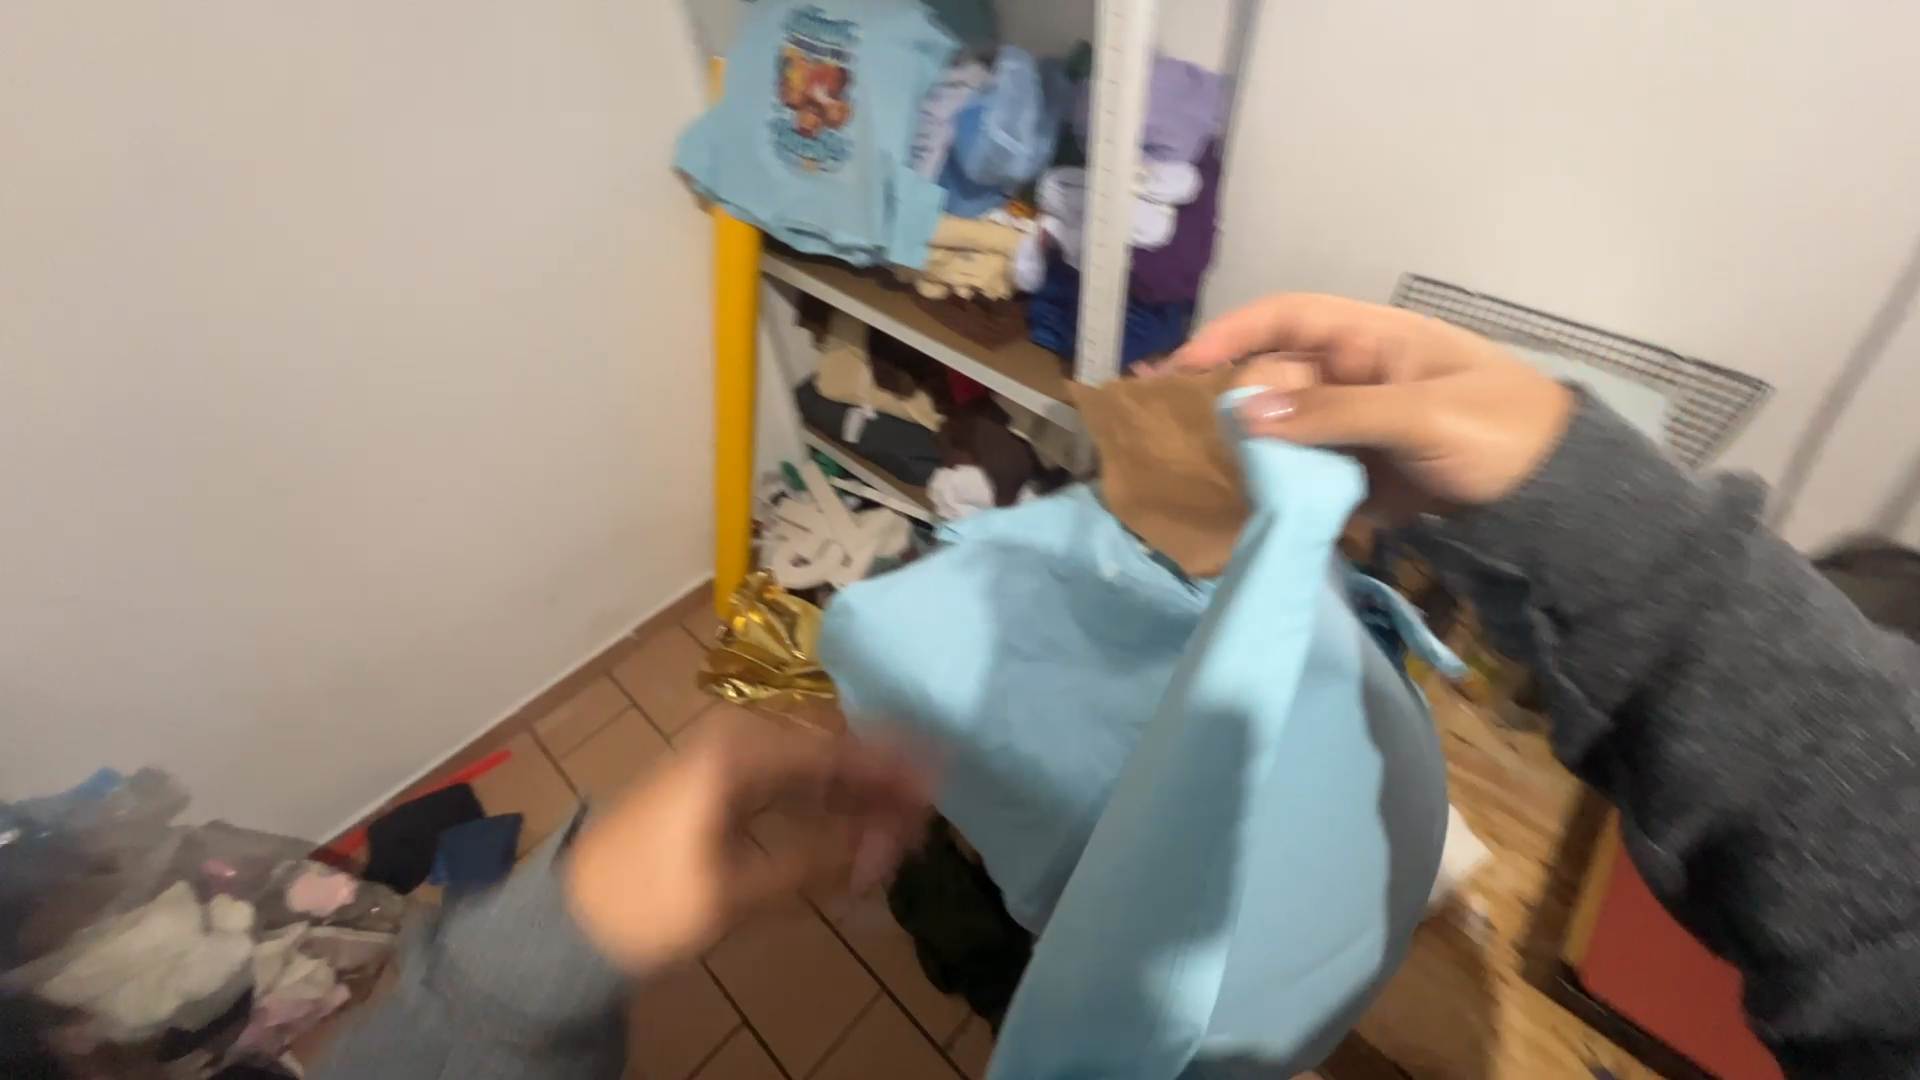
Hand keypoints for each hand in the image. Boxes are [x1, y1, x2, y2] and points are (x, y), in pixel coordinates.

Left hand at [564, 720, 930, 972]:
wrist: (571, 914)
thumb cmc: (646, 902)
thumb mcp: (731, 893)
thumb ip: (813, 861)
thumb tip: (883, 844)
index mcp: (739, 753)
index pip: (835, 751)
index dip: (890, 768)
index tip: (937, 780)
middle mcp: (741, 737)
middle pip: (832, 748)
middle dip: (881, 780)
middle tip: (923, 812)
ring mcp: (733, 752)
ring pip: (817, 761)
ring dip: (859, 791)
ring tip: (900, 821)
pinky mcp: (729, 774)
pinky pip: (795, 776)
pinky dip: (828, 798)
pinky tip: (855, 820)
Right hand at [1168, 294, 1574, 519]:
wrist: (1544, 501)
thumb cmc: (1499, 432)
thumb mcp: (1421, 415)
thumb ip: (1334, 413)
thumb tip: (1246, 416)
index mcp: (1369, 340)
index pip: (1287, 318)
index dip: (1233, 332)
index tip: (1186, 366)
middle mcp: (1346, 375)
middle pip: (1270, 378)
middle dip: (1241, 405)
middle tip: (1222, 444)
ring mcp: (1342, 423)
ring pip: (1274, 426)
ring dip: (1253, 448)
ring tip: (1234, 474)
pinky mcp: (1343, 466)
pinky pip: (1292, 465)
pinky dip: (1273, 479)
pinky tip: (1260, 495)